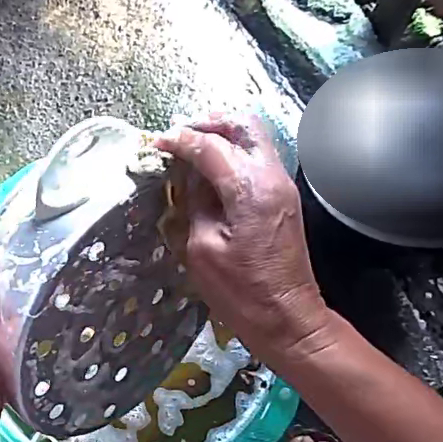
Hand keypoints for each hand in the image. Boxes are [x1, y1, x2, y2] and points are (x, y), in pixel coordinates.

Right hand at [156, 116, 339, 362]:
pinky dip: (232, 153)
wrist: (287, 317)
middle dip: (207, 124)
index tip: (155, 144)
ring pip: (253, 137)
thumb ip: (194, 204)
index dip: (179, 141)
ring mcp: (282, 186)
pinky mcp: (283, 198)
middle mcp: (272, 177)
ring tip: (190, 148)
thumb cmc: (240, 291)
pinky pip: (257, 158)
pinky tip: (209, 169)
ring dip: (221, 136)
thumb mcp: (202, 248)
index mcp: (250, 189)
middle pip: (243, 125)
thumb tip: (187, 179)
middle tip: (178, 137)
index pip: (211, 147)